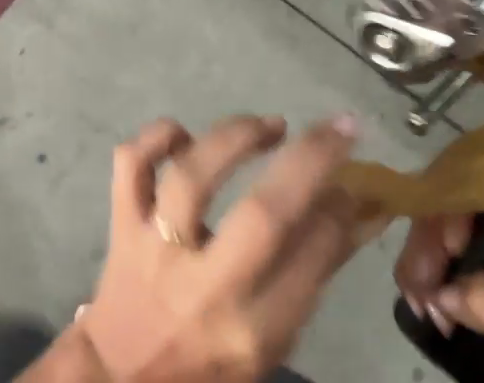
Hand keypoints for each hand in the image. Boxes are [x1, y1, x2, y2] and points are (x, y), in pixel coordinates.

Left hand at [71, 115, 373, 381]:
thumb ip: (314, 268)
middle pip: (262, 214)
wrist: (121, 378)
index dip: (342, 209)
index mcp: (252, 330)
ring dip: (237, 138)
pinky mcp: (121, 228)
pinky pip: (131, 166)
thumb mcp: (272, 337)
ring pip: (192, 178)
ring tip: (271, 125)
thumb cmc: (210, 359)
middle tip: (338, 127)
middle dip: (310, 160)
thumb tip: (362, 205)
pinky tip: (187, 134)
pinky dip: (156, 137)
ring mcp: (156, 253)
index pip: (311, 256)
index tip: (355, 178)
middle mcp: (206, 289)